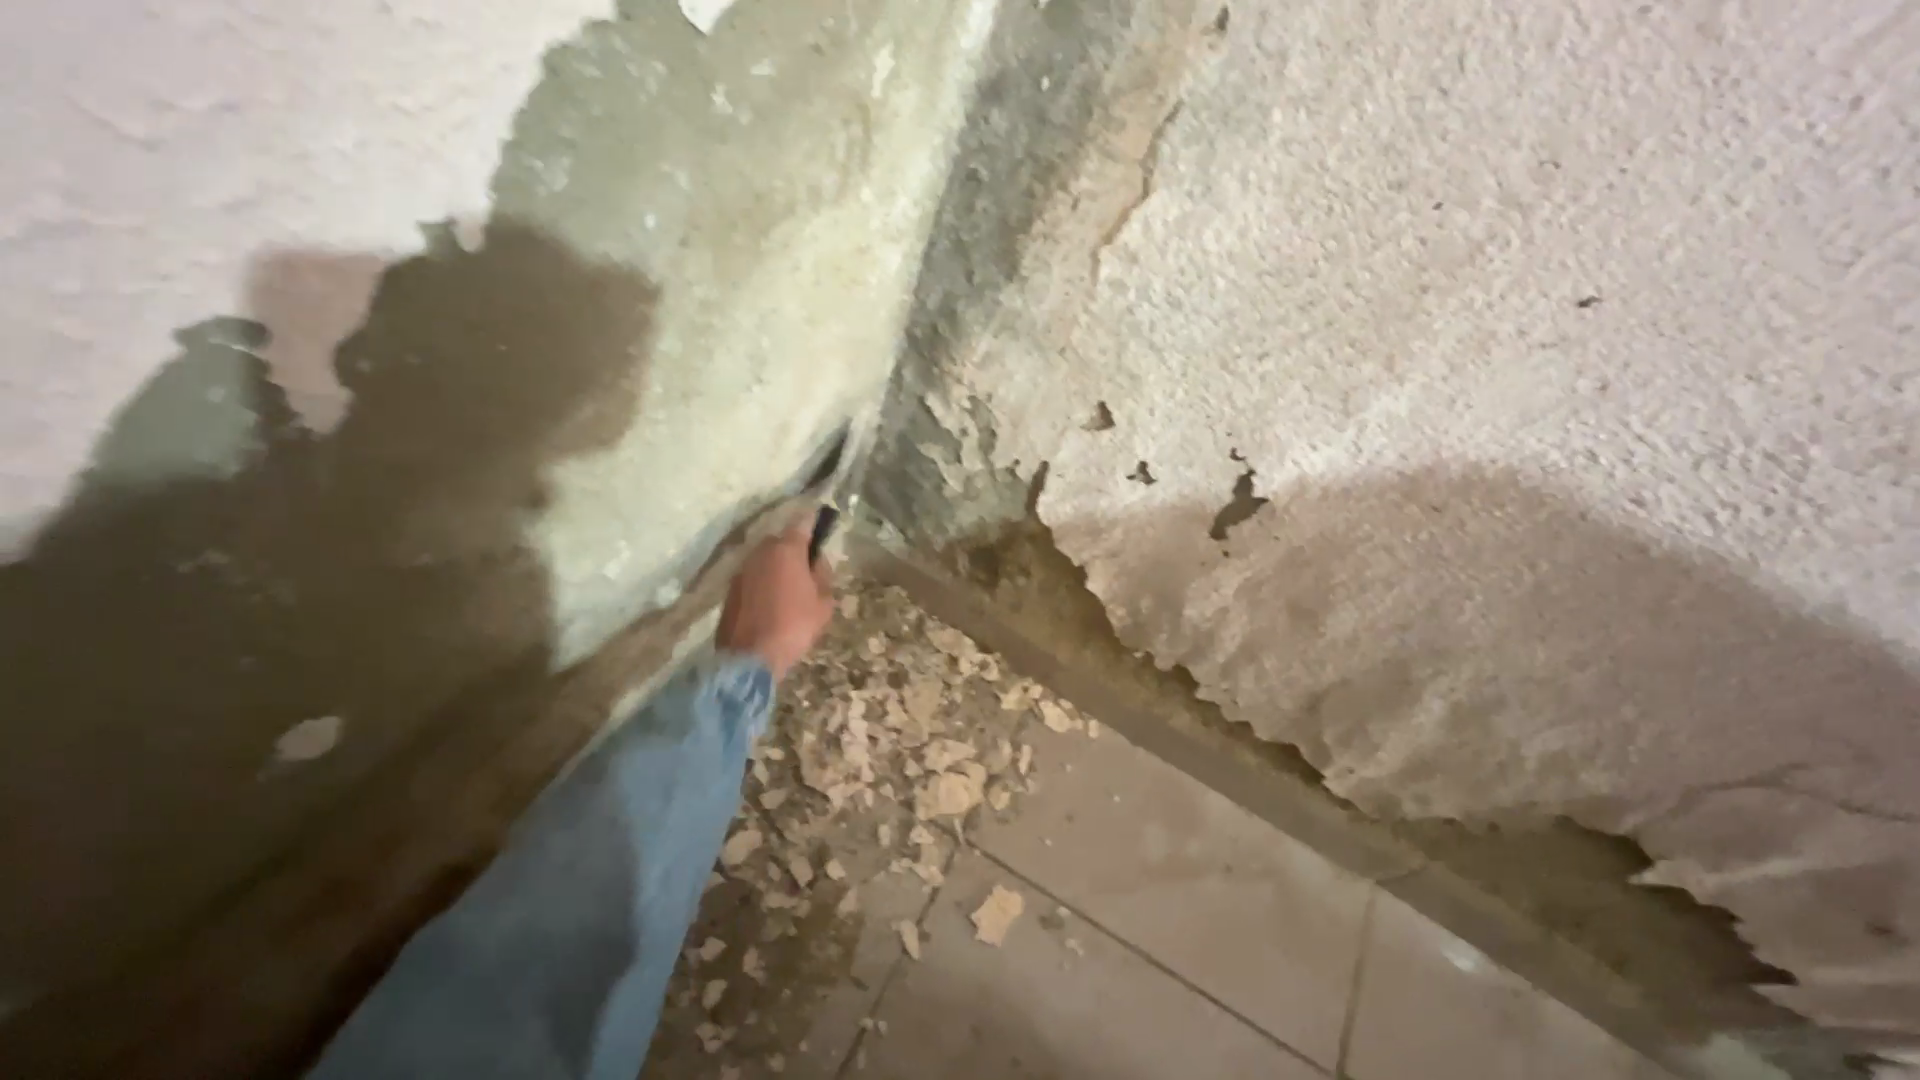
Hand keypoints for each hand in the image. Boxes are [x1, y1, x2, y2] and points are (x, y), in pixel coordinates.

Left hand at [717, 517, 834, 681]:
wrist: (750, 657)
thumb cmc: (794, 626)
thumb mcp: (824, 603)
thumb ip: (823, 576)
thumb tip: (816, 562)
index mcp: (786, 549)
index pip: (802, 523)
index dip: (814, 523)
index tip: (823, 523)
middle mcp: (760, 552)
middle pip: (781, 541)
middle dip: (794, 550)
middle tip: (808, 570)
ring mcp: (742, 570)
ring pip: (765, 560)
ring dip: (777, 567)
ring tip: (790, 590)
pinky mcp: (730, 589)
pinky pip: (753, 577)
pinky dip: (763, 583)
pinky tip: (771, 603)